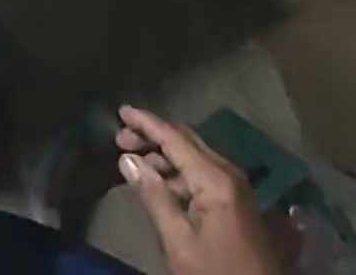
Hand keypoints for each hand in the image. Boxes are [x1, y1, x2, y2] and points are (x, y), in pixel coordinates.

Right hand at [115, 105, 284, 274]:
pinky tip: (159, 183)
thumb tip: (128, 160)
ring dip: (164, 154)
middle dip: (152, 136)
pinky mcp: (236, 200)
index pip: (174, 138)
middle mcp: (227, 171)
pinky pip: (202, 172)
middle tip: (120, 139)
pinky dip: (178, 171)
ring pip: (193, 155)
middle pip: (185, 140)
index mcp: (215, 178)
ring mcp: (234, 185)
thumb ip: (154, 197)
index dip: (146, 122)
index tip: (121, 111)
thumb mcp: (180, 243)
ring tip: (134, 160)